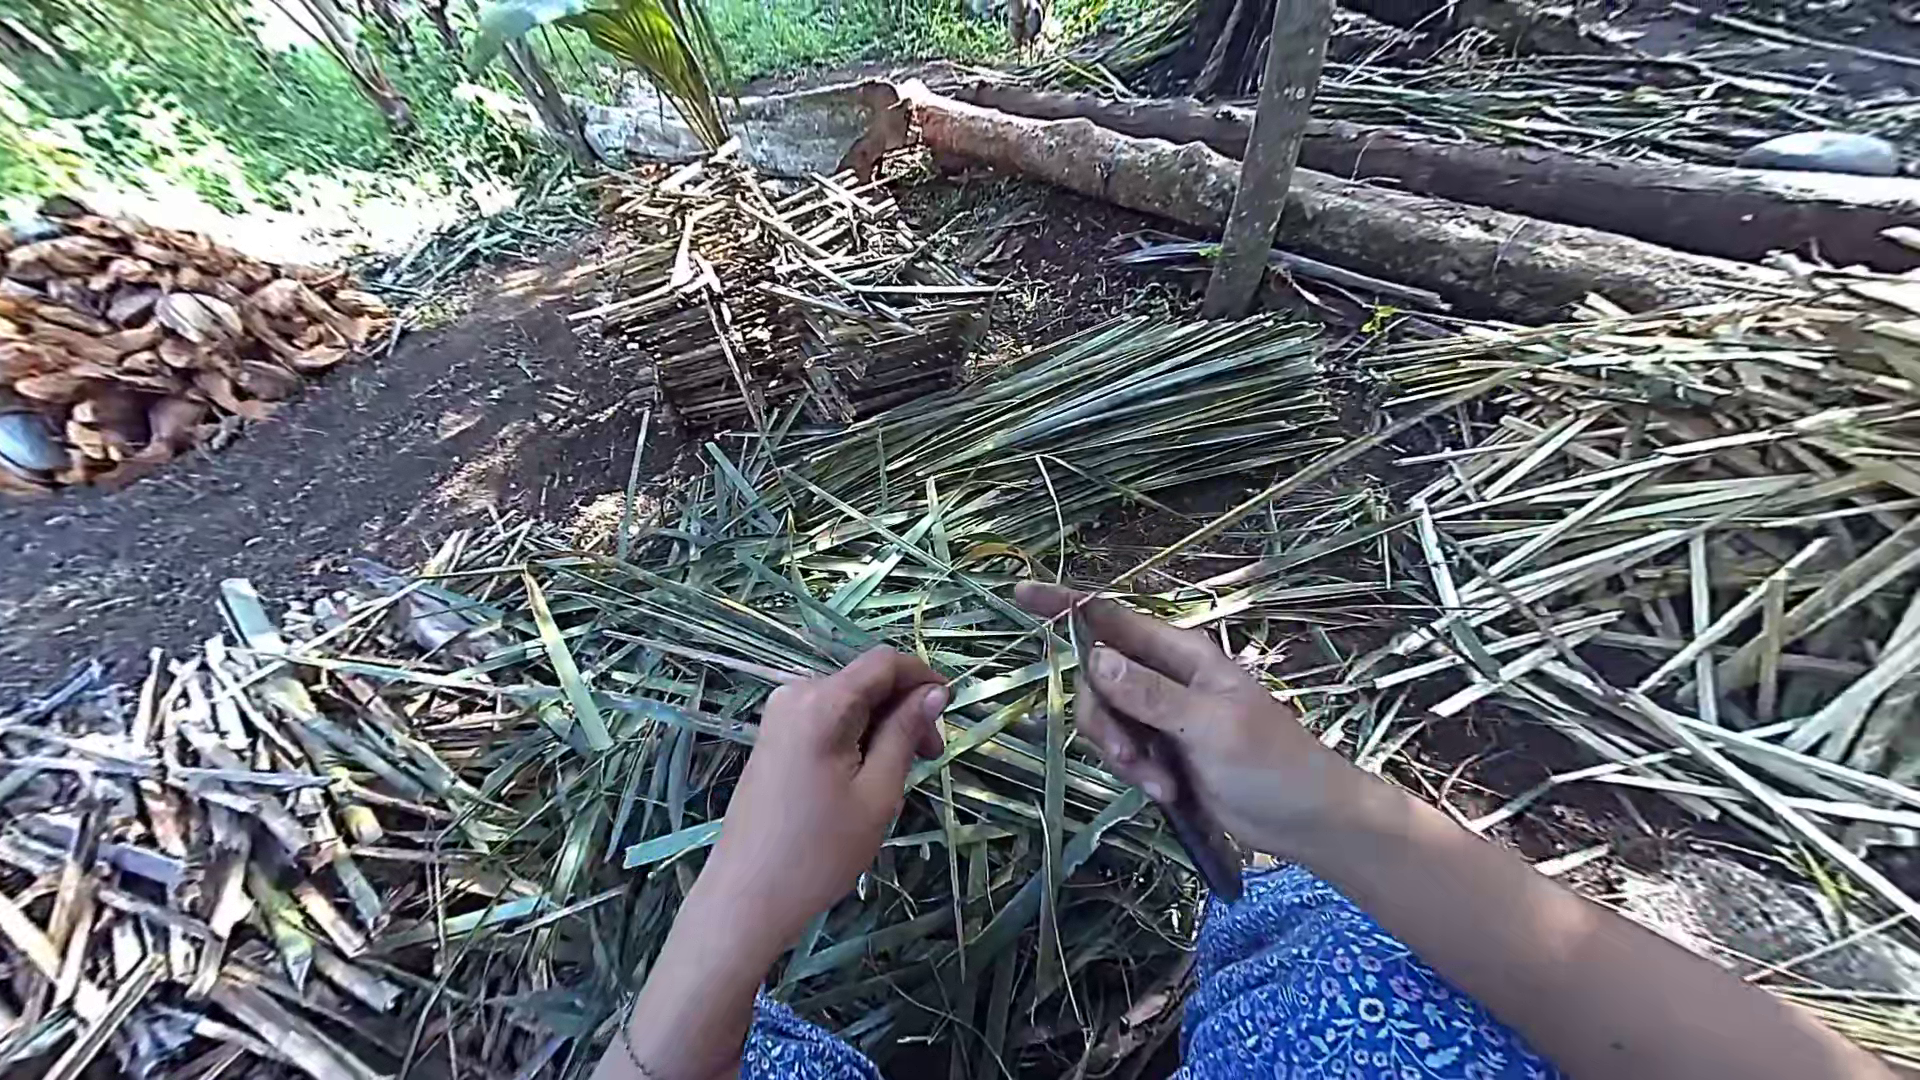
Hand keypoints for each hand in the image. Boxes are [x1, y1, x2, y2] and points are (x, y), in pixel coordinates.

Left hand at [695, 647, 948, 952]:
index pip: (884, 662)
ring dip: (883, 723)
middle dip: (904, 708)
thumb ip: (905, 731)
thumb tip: (934, 691)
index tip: (949, 710)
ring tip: (900, 771)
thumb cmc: (818, 851)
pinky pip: (828, 717)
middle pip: (866, 681)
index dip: (922, 677)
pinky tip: (868, 770)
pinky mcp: (774, 735)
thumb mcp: (877, 791)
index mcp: (822, 702)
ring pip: (850, 700)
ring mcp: (780, 714)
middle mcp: (796, 694)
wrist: (743, 902)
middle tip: (930, 757)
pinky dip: (857, 733)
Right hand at [1015, 582, 1367, 858]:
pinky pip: (1117, 746)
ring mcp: (1155, 711)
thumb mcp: (1211, 725)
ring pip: (1102, 715)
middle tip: (1130, 756)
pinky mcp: (1155, 746)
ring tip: (1159, 782)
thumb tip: (1095, 658)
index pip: (1109, 618)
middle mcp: (1159, 674)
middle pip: (1095, 677)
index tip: (1020, 595)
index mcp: (1177, 652)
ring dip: (1120, 751)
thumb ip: (1151, 693)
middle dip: (1103, 718)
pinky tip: (1166, 791)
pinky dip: (1132, 770)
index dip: (1064, 604)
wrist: (1305, 822)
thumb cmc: (1273, 762)